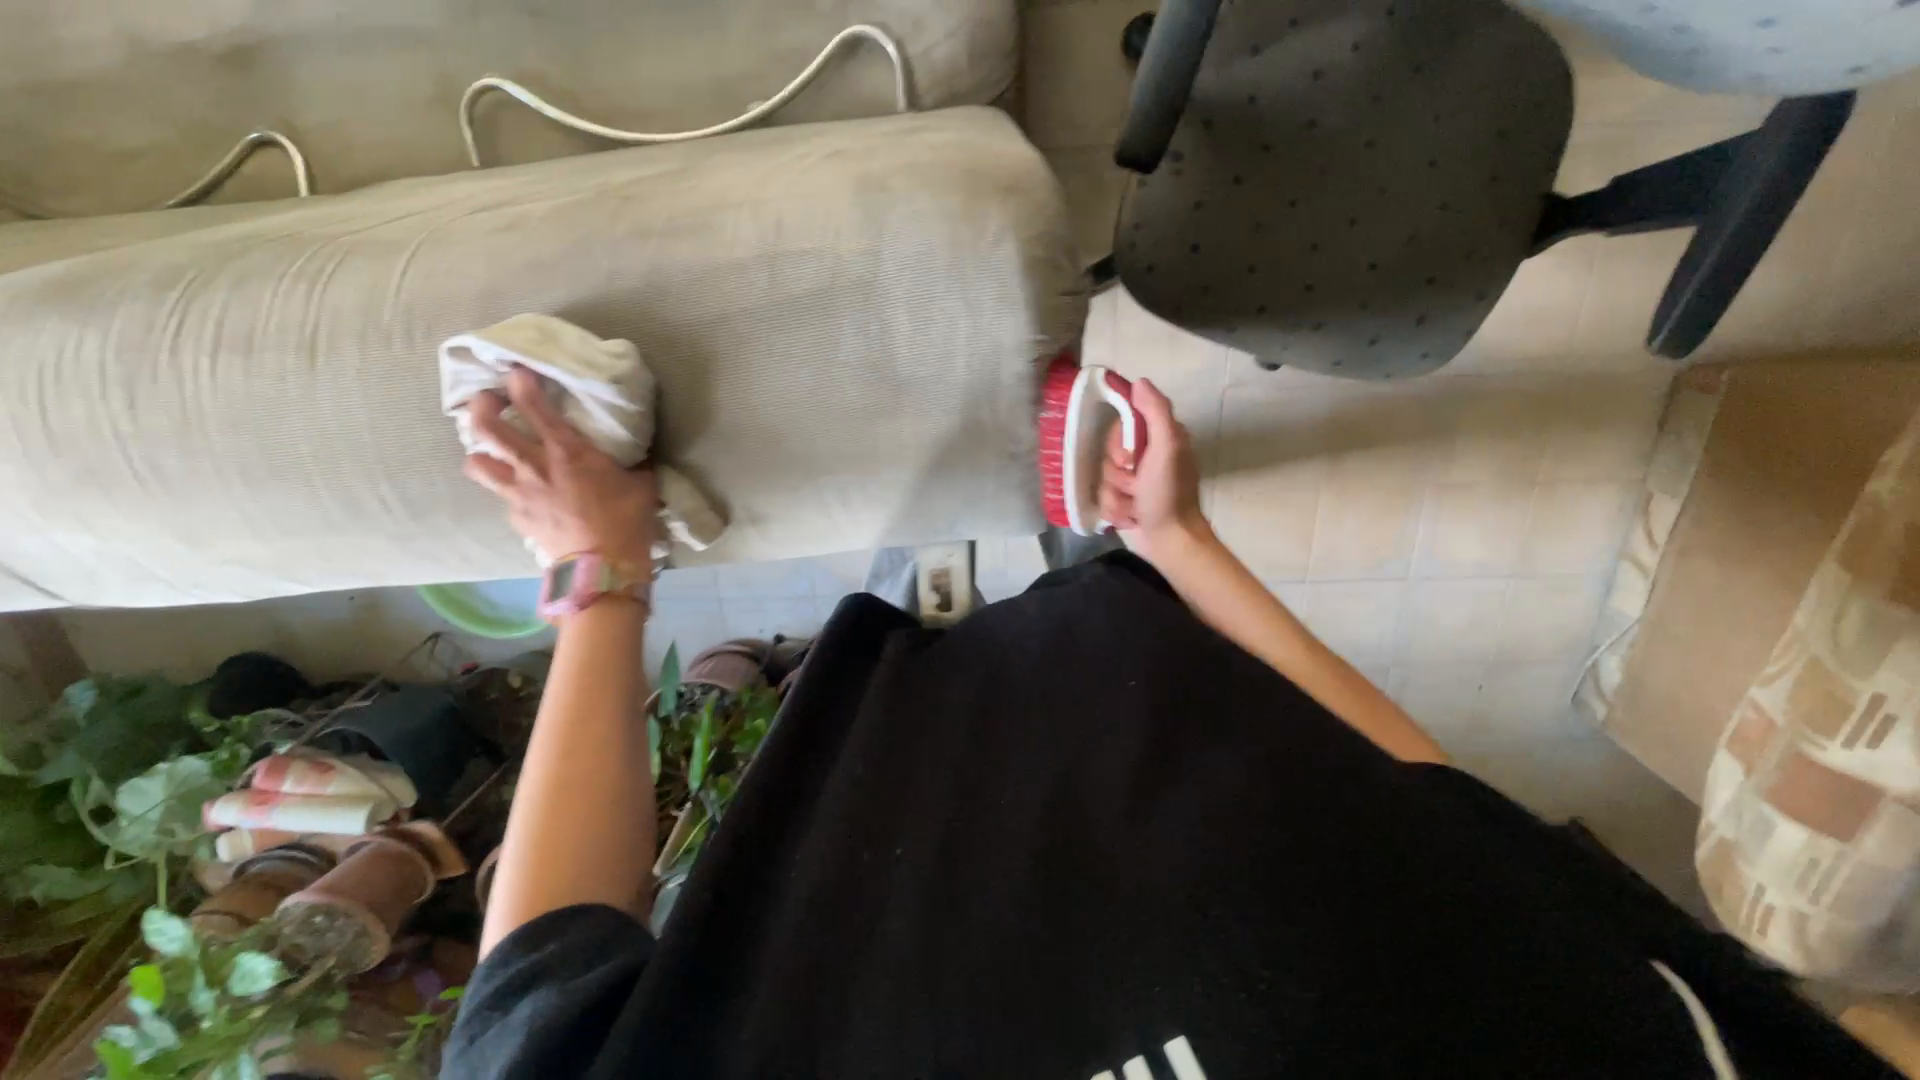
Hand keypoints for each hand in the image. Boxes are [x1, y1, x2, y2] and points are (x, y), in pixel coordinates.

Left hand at [463, 366, 658, 567]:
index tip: (517, 370)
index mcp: (566, 451)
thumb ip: (632, 463)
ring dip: (481, 452)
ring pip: (477, 462)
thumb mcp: (641, 483)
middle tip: (490, 400)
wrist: (604, 566)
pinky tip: (520, 494)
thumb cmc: (627, 520)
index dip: (521, 382)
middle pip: (487, 426)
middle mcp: (533, 465)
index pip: (534, 406)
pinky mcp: (515, 517)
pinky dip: (506, 490)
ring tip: (492, 451)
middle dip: (482, 406)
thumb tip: (637, 454)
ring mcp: (518, 493)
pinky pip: (501, 496)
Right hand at [1098, 377, 1208, 557]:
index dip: (1121, 439)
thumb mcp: (1168, 448)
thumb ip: (1155, 412)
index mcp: (1161, 438)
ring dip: (1116, 493)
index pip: (1124, 421)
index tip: (1130, 456)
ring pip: (1104, 474)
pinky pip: (1104, 496)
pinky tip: (1131, 516)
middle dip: (1117, 470)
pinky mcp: (1124, 500)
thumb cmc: (1169, 494)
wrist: (1169, 540)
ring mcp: (1135, 480)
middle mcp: (1147, 455)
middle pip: (1110, 449)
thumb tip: (1138, 382)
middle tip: (1134, 482)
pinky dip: (1116, 509)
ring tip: (1134, 504)